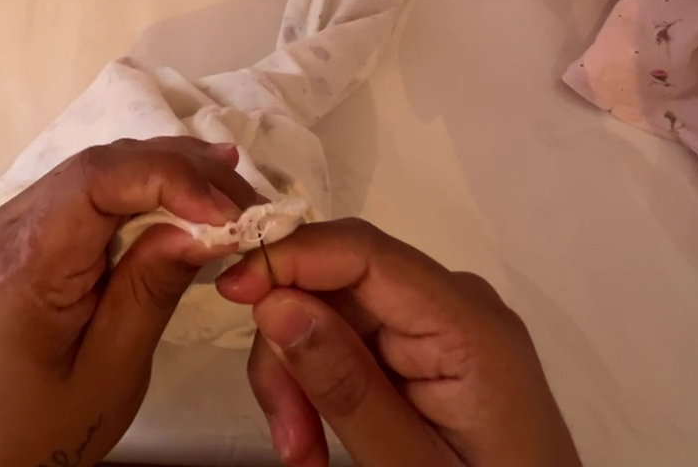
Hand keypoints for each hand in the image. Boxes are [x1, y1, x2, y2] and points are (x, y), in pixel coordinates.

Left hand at [0, 136, 261, 466]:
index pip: (94, 182)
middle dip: (180, 170)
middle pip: (100, 165)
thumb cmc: (52, 419)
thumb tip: (207, 225)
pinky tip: (188, 185)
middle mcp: (10, 220)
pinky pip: (93, 184)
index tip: (230, 208)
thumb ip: (152, 287)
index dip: (167, 177)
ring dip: (168, 169)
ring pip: (100, 166)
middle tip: (247, 196)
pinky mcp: (32, 219)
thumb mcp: (113, 368)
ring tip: (230, 184)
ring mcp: (16, 214)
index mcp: (23, 259)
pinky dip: (145, 181)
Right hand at [216, 219, 579, 466]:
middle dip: (289, 342)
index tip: (228, 291)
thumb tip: (273, 303)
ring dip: (296, 374)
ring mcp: (434, 322)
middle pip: (334, 282)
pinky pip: (343, 337)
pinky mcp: (418, 343)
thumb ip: (346, 387)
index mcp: (469, 323)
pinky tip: (314, 438)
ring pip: (326, 310)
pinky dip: (315, 381)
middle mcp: (451, 303)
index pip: (363, 251)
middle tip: (281, 429)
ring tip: (300, 451)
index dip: (288, 255)